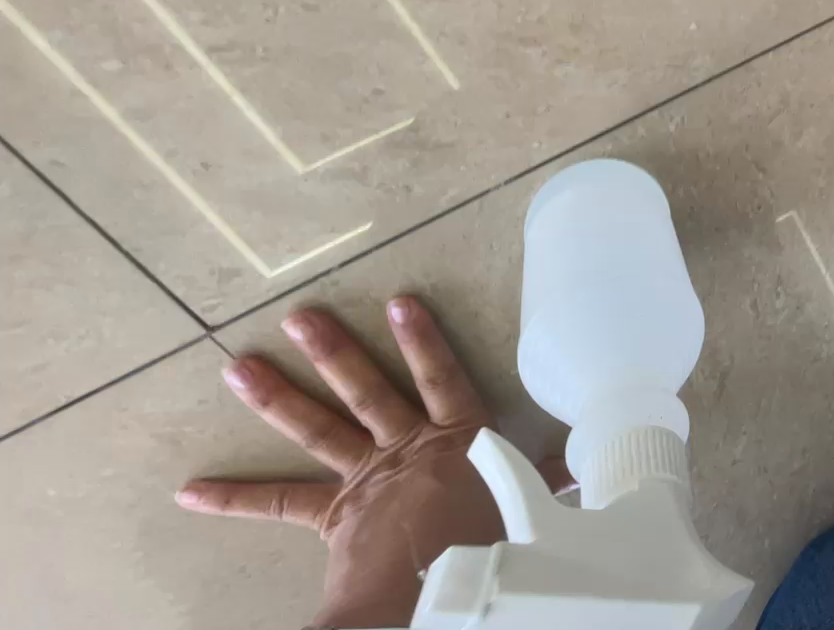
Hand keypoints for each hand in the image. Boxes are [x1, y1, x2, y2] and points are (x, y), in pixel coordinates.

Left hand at [177, 296, 569, 628]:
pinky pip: (280, 504)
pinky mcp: (332, 516)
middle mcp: (406, 446)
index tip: (399, 301)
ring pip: (318, 430)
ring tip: (239, 368)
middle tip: (301, 316)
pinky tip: (189, 488)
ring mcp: (363, 478)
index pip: (441, 376)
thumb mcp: (529, 500)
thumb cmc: (489, 537)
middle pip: (368, 392)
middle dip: (335, 353)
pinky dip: (236, 495)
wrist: (428, 595)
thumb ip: (545, 476)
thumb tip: (581, 463)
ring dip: (279, 398)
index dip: (422, 339)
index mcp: (457, 436)